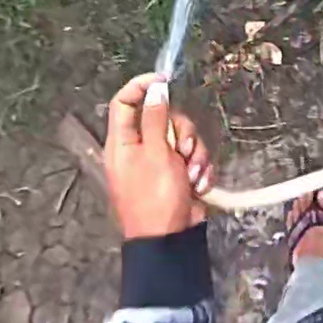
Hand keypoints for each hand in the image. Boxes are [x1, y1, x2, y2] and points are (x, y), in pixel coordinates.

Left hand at [104, 72, 213, 238]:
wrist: (170, 242)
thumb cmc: (156, 196)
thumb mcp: (156, 153)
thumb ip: (155, 118)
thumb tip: (155, 88)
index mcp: (122, 142)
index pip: (123, 102)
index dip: (141, 86)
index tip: (164, 80)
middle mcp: (139, 148)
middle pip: (162, 117)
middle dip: (180, 130)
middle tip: (182, 149)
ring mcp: (160, 161)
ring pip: (182, 136)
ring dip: (194, 153)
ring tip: (192, 174)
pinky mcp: (178, 173)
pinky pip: (192, 156)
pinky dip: (199, 169)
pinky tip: (199, 184)